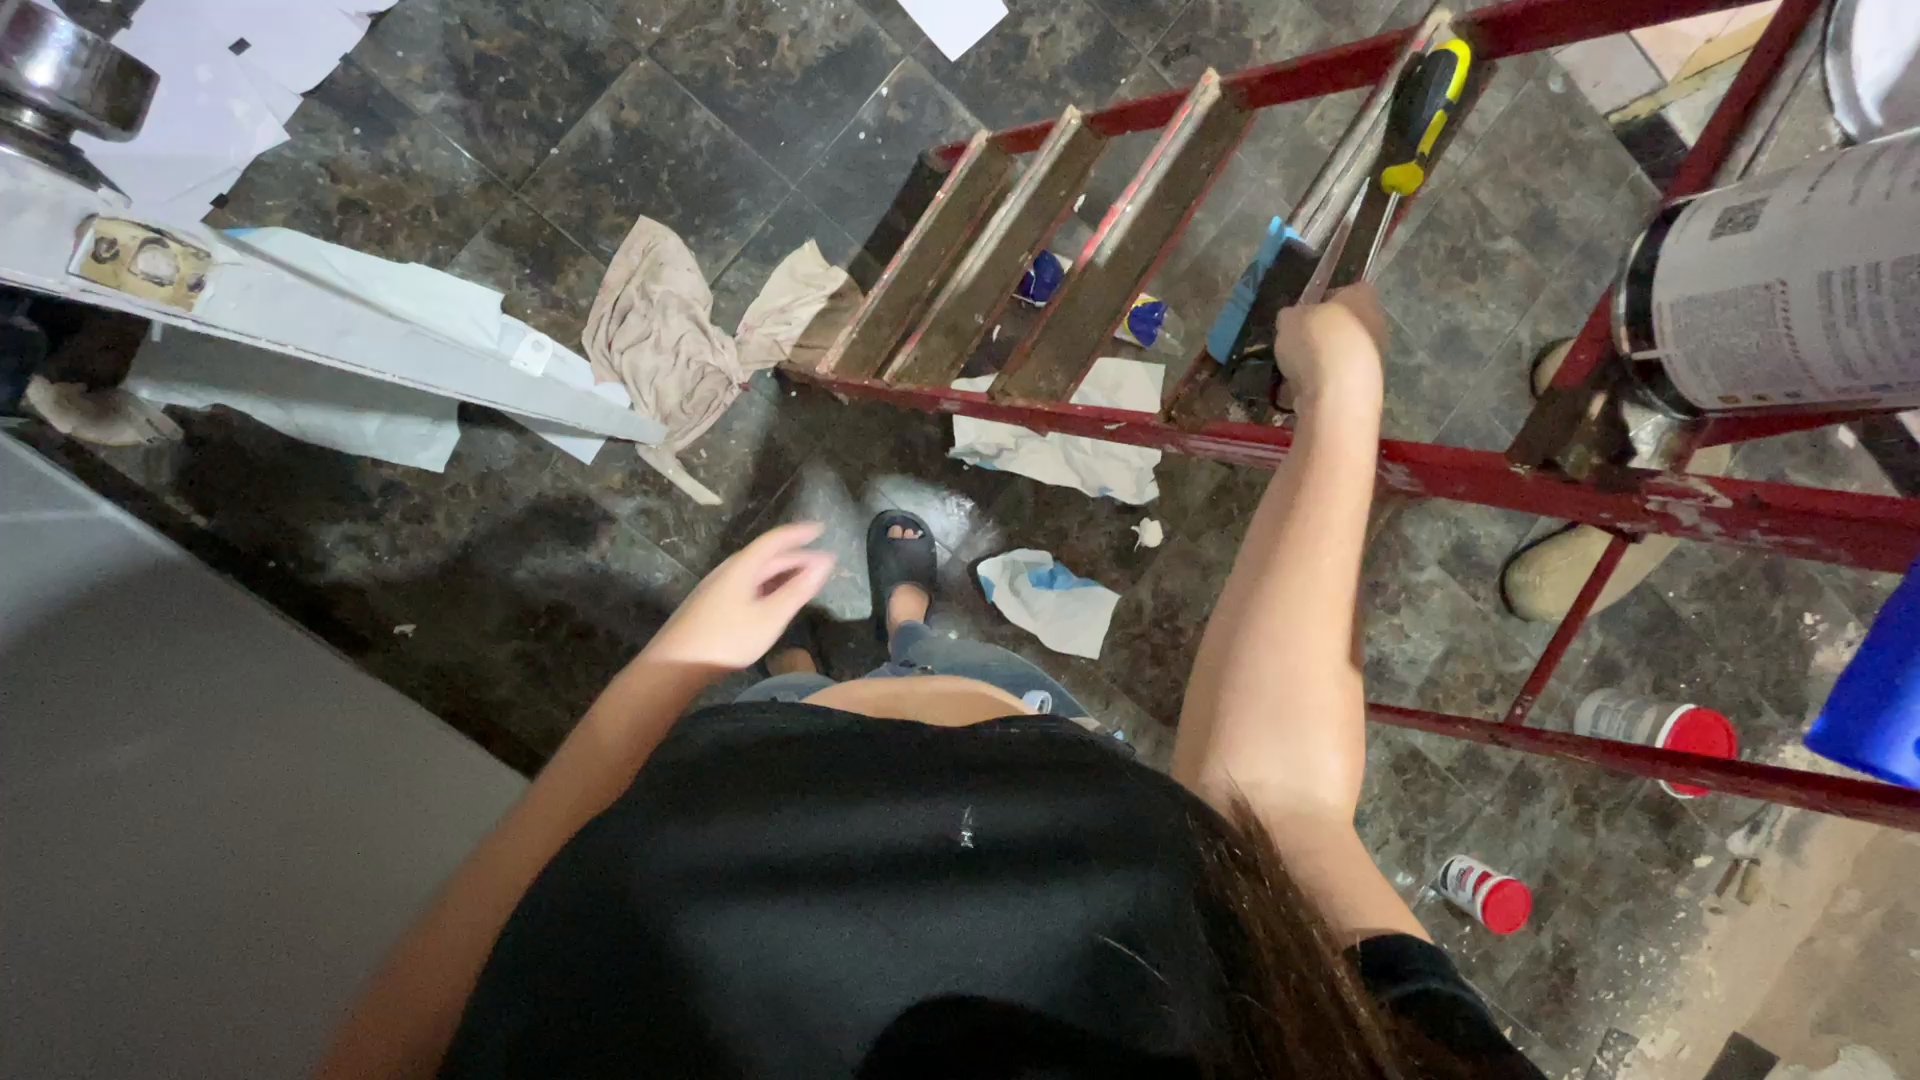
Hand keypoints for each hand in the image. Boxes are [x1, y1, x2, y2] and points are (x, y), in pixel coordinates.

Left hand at [645, 523, 835, 671]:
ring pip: (755, 571)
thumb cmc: (727, 639)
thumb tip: (824, 563)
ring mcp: (717, 587)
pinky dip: (768, 585)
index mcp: (743, 567)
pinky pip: (747, 583)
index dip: (799, 533)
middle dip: (795, 557)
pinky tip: (773, 600)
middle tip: (821, 565)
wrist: (675, 665)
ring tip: (803, 581)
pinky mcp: (711, 603)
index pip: (775, 540)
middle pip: (765, 556)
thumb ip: (798, 589)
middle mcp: (728, 570)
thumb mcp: (770, 617)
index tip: (820, 530)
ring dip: (782, 572)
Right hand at [1275, 283, 1386, 409]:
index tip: (1303, 315)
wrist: (1337, 388)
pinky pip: (1338, 380)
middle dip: (1321, 336)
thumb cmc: (1315, 340)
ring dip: (1320, 362)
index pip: (1346, 290)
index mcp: (1362, 297)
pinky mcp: (1366, 384)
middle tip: (1296, 346)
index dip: (1323, 301)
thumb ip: (1291, 316)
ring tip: (1294, 373)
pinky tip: (1302, 391)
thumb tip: (1291, 319)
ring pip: (1341, 354)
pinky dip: (1320, 385)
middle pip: (1345, 325)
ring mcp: (1375, 356)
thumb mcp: (1288, 319)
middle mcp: (1376, 322)